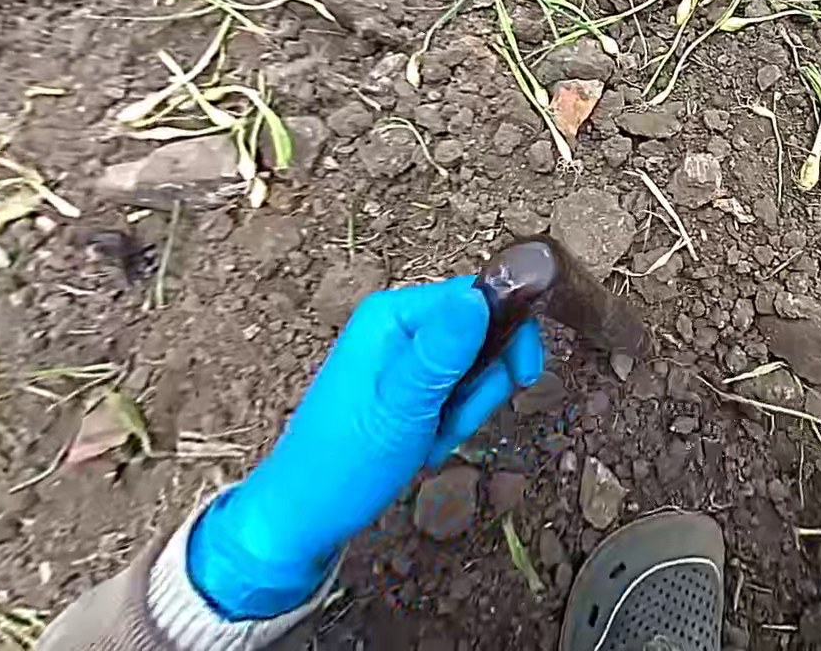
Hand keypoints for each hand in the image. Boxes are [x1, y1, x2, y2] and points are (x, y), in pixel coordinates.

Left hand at [187, 276, 543, 618]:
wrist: (300, 525)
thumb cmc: (343, 465)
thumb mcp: (401, 405)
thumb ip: (442, 349)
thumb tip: (480, 295)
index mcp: (395, 313)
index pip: (484, 296)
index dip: (510, 335)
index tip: (520, 378)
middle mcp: (404, 321)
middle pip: (488, 328)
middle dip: (487, 380)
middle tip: (460, 419)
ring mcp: (410, 349)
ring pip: (483, 359)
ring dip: (474, 403)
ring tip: (440, 435)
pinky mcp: (415, 376)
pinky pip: (466, 381)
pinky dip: (462, 412)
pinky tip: (435, 438)